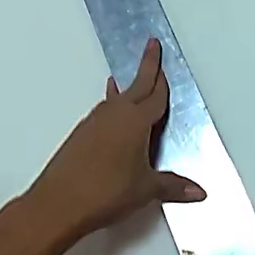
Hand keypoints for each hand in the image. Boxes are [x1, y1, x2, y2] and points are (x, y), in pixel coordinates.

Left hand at [22, 38, 206, 244]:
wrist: (58, 204)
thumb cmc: (104, 191)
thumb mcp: (147, 189)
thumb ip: (173, 186)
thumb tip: (196, 191)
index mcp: (135, 120)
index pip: (155, 93)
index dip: (161, 76)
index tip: (159, 53)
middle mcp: (114, 115)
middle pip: (136, 86)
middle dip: (145, 68)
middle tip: (151, 50)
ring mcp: (93, 124)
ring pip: (116, 100)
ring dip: (127, 91)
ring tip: (131, 85)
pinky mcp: (80, 137)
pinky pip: (102, 114)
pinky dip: (112, 110)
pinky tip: (112, 120)